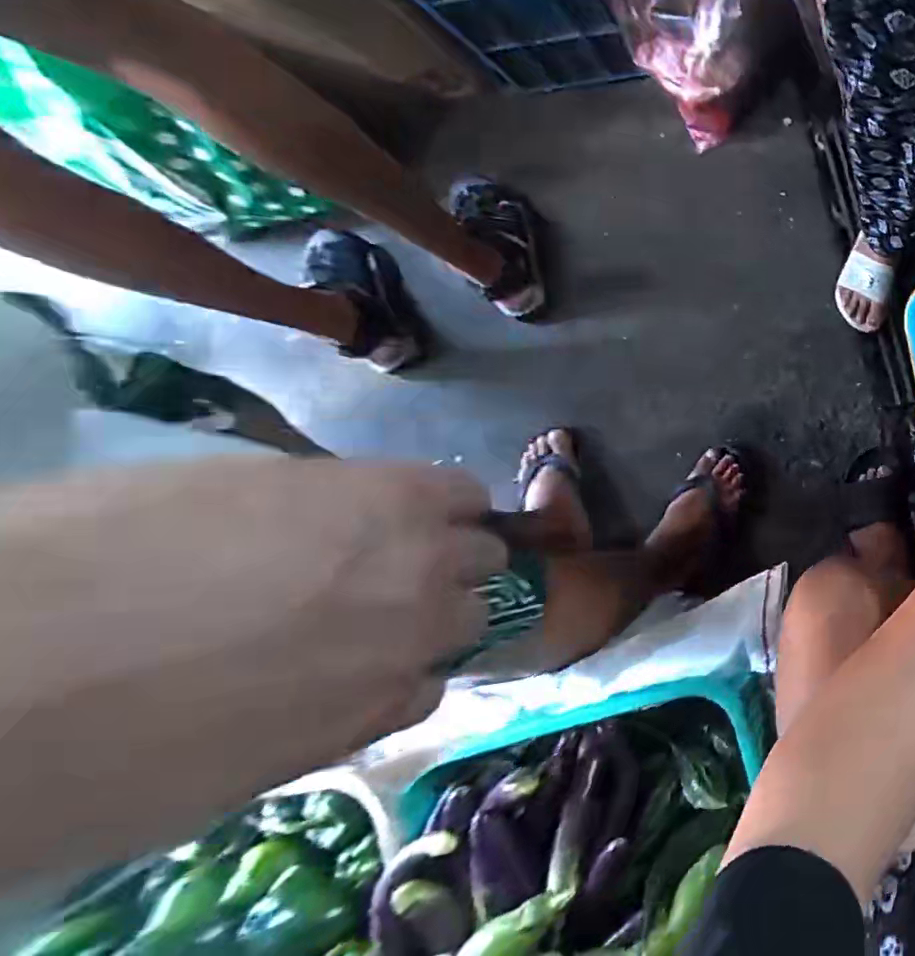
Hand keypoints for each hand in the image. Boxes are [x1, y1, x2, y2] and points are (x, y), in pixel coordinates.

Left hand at [0, 457, 502, 887]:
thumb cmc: (92, 739)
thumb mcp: (220, 778)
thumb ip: (324, 728)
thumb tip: (371, 693)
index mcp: (381, 694)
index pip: (435, 678)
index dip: (401, 671)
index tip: (366, 665)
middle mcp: (417, 616)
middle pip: (473, 599)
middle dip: (435, 601)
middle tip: (373, 598)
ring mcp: (402, 545)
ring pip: (478, 536)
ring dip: (449, 542)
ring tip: (390, 538)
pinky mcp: (366, 481)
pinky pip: (446, 487)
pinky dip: (438, 499)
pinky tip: (386, 498)